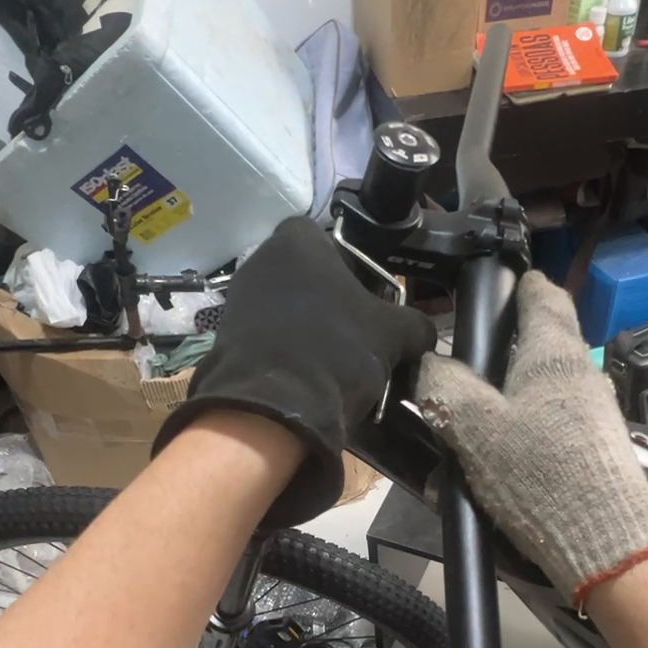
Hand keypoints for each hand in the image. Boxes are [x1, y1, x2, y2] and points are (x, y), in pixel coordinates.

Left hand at [155, 217, 435, 526]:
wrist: (275, 408)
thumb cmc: (338, 350)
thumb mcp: (395, 335)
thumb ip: (416, 324)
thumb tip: (421, 333)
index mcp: (298, 239)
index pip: (335, 242)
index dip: (358, 271)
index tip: (371, 303)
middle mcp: (260, 258)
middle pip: (310, 276)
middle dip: (333, 303)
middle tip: (358, 336)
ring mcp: (238, 298)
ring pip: (288, 308)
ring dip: (311, 329)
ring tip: (334, 364)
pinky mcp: (226, 336)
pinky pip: (268, 335)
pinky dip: (287, 350)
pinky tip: (306, 378)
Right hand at [416, 272, 647, 607]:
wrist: (605, 545)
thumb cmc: (538, 473)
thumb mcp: (473, 426)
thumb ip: (444, 387)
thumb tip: (428, 364)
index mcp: (553, 354)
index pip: (543, 296)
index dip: (521, 286)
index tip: (501, 286)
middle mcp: (581, 375)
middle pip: (541, 347)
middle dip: (504, 352)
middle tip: (463, 366)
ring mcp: (593, 416)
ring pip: (541, 391)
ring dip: (507, 399)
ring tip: (469, 421)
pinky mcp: (594, 452)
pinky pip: (548, 428)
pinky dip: (520, 434)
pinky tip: (495, 464)